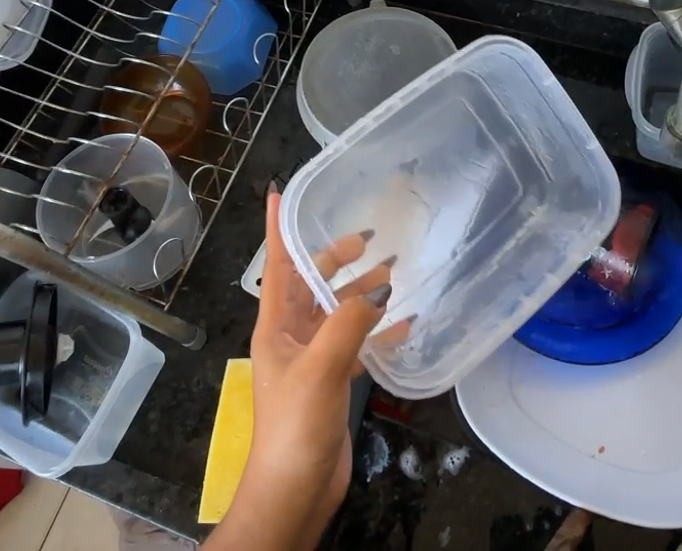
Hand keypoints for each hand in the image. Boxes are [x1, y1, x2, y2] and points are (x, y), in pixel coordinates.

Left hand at [221, 188, 390, 547]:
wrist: (295, 489)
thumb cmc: (296, 424)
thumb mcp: (320, 367)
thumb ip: (348, 323)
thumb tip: (378, 289)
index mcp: (276, 324)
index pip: (277, 264)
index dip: (277, 228)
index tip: (279, 192)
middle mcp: (291, 333)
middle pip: (313, 283)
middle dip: (337, 258)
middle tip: (369, 238)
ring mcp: (313, 356)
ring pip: (338, 311)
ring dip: (362, 291)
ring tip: (394, 273)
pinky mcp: (332, 378)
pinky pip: (357, 342)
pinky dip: (378, 331)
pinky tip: (405, 323)